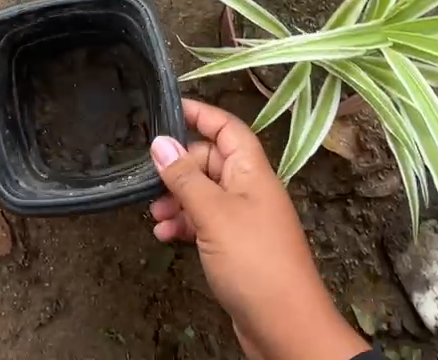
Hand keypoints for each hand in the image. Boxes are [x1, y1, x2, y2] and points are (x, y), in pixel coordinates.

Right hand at [149, 99, 369, 359]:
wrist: (287, 331)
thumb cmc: (254, 262)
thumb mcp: (213, 214)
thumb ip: (184, 177)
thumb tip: (160, 142)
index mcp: (252, 172)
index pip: (227, 128)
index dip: (201, 113)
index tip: (169, 107)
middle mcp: (249, 190)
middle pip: (209, 161)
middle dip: (178, 168)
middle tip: (149, 181)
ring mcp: (243, 219)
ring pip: (203, 193)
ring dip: (176, 199)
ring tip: (154, 215)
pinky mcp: (235, 246)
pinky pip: (204, 221)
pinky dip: (183, 223)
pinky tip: (164, 235)